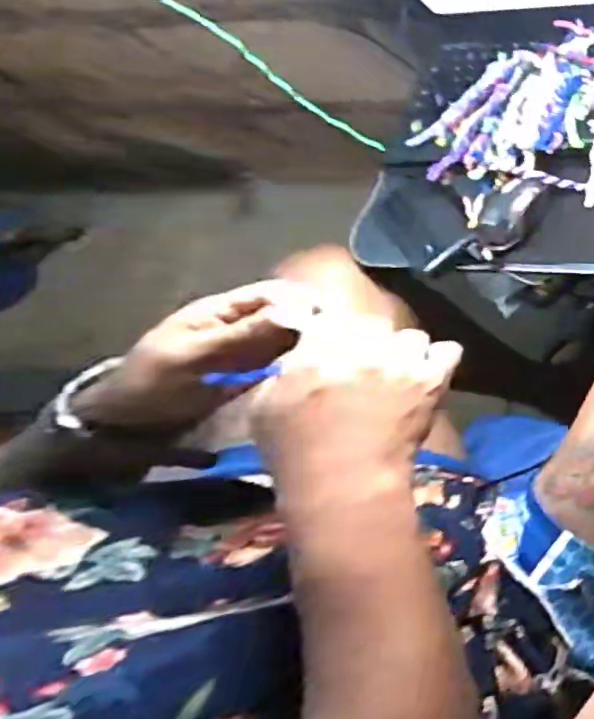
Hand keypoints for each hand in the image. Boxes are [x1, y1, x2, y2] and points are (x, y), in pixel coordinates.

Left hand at [72, 280, 317, 431]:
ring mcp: (256, 345)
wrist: (129, 426)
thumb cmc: (152, 384)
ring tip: (337, 355)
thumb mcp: (193, 355)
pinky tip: (323, 368)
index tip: (327, 320)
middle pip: (296, 310)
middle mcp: (246, 322)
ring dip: (319, 341)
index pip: (278, 292)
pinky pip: (297, 356)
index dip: (304, 301)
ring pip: (301, 333)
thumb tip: (298, 311)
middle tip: (338, 339)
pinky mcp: (265, 367)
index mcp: (224, 310)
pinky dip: (311, 359)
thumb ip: (244, 333)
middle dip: (317, 321)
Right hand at [250, 313, 461, 507]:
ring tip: (397, 372)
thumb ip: (289, 369)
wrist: (348, 480)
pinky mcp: (433, 378)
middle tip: (367, 362)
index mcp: (314, 357)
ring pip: (411, 336)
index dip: (337, 329)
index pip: (333, 318)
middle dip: (370, 340)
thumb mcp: (267, 406)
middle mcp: (361, 354)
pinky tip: (427, 373)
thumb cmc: (297, 451)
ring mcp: (402, 364)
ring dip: (404, 351)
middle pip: (374, 324)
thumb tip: (308, 347)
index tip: (339, 341)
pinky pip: (448, 349)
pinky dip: (439, 359)